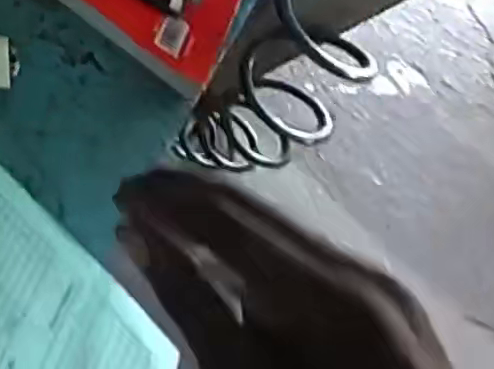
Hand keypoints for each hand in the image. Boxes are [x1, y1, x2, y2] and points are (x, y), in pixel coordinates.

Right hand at [117, 171, 447, 368]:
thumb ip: (187, 300)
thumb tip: (131, 231)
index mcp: (328, 295)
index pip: (225, 218)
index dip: (164, 199)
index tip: (117, 193)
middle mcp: (356, 269)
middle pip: (249, 211)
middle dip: (181, 198)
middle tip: (129, 195)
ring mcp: (372, 278)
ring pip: (269, 222)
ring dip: (209, 213)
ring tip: (159, 210)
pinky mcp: (375, 291)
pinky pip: (292, 245)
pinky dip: (244, 238)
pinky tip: (211, 239)